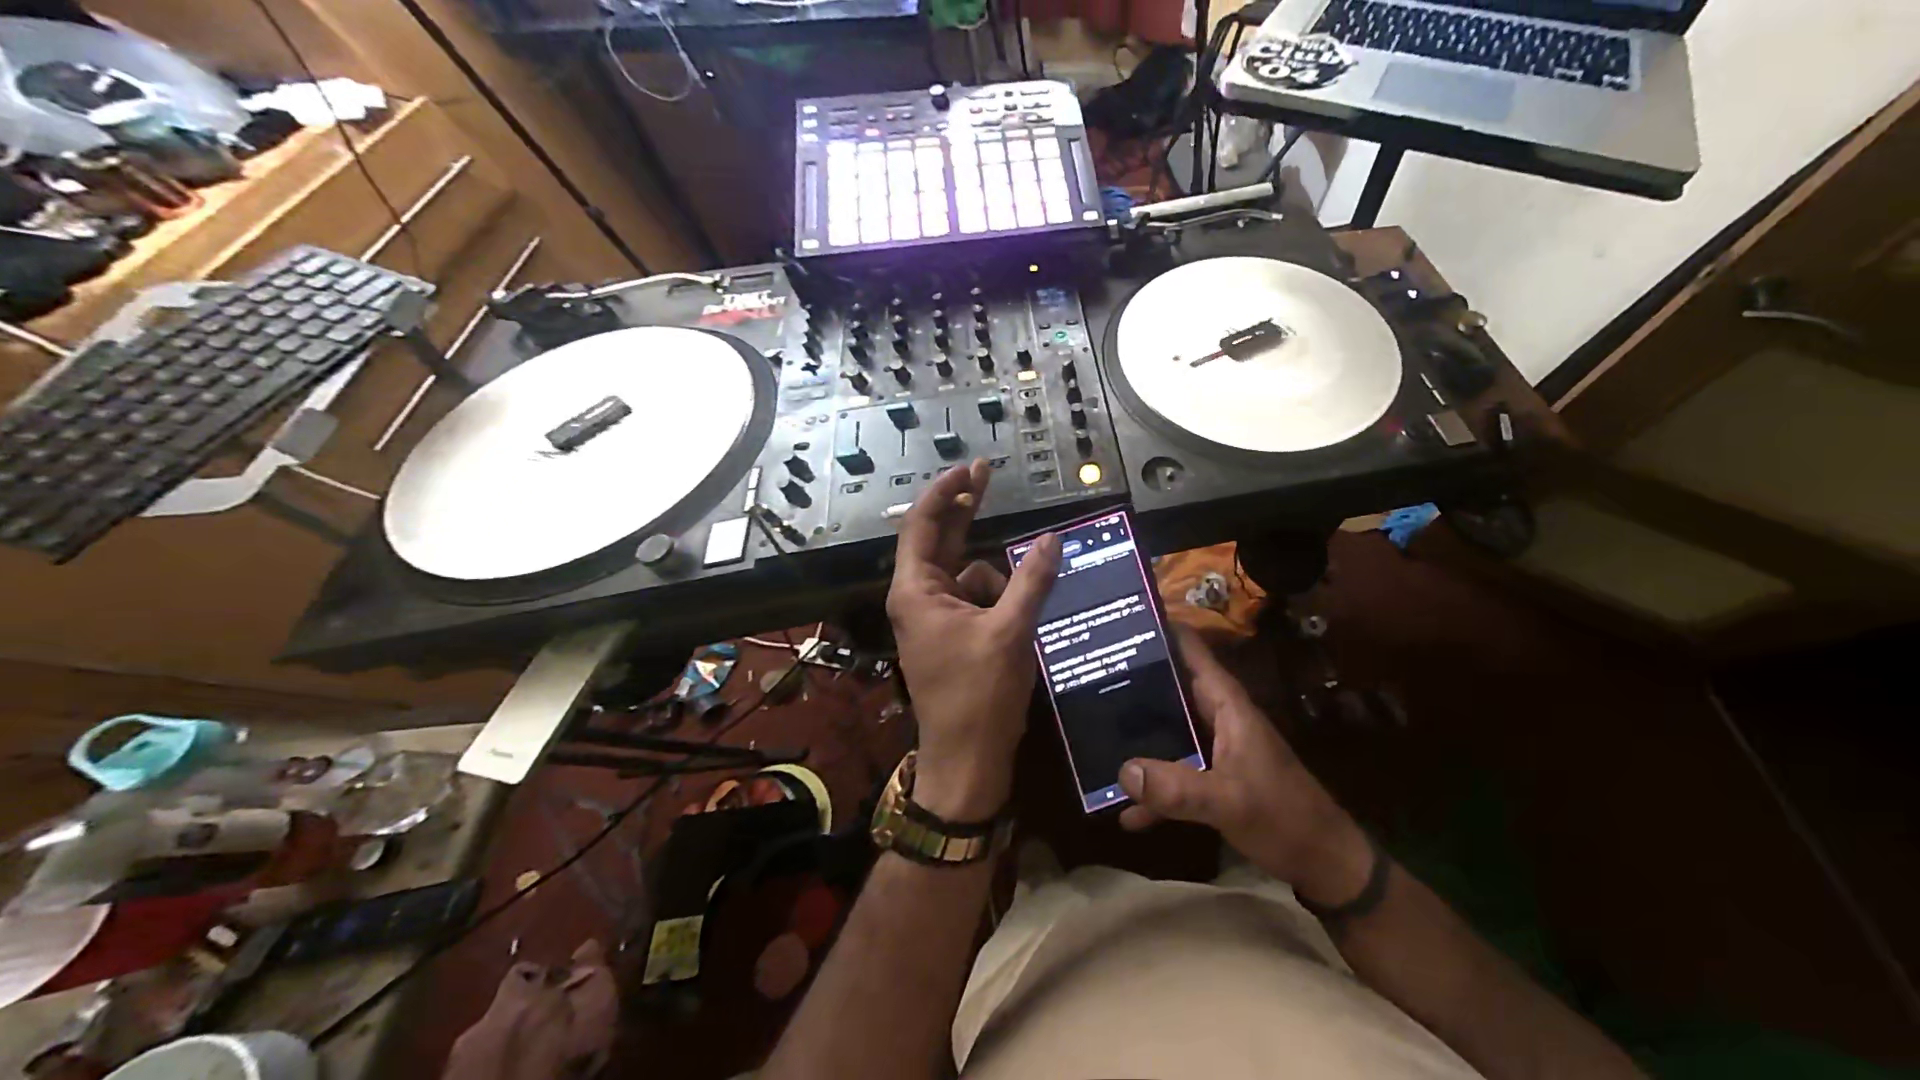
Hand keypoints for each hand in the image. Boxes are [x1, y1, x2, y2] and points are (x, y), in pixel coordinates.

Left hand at [886, 459, 1060, 821]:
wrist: (968, 759)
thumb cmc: (979, 696)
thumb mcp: (1010, 632)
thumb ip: (1031, 581)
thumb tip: (1053, 539)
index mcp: (915, 591)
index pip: (921, 524)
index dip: (944, 492)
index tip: (969, 468)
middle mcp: (918, 598)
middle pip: (942, 541)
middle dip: (967, 512)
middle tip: (987, 474)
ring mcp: (935, 618)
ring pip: (971, 575)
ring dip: (1000, 582)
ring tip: (1019, 620)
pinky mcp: (953, 635)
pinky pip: (979, 601)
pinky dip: (1002, 602)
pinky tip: (1022, 626)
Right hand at [1118, 625, 1373, 906]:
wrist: (1325, 866)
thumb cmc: (1284, 818)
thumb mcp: (1228, 802)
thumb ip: (1177, 788)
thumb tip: (1122, 770)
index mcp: (1229, 708)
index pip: (1193, 653)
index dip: (1163, 631)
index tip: (1123, 617)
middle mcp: (1219, 720)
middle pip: (1171, 688)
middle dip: (1134, 681)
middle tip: (1088, 670)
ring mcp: (1215, 751)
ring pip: (1168, 732)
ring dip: (1136, 737)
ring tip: (1090, 730)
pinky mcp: (1212, 781)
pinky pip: (1173, 774)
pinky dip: (1152, 788)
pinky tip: (1124, 810)